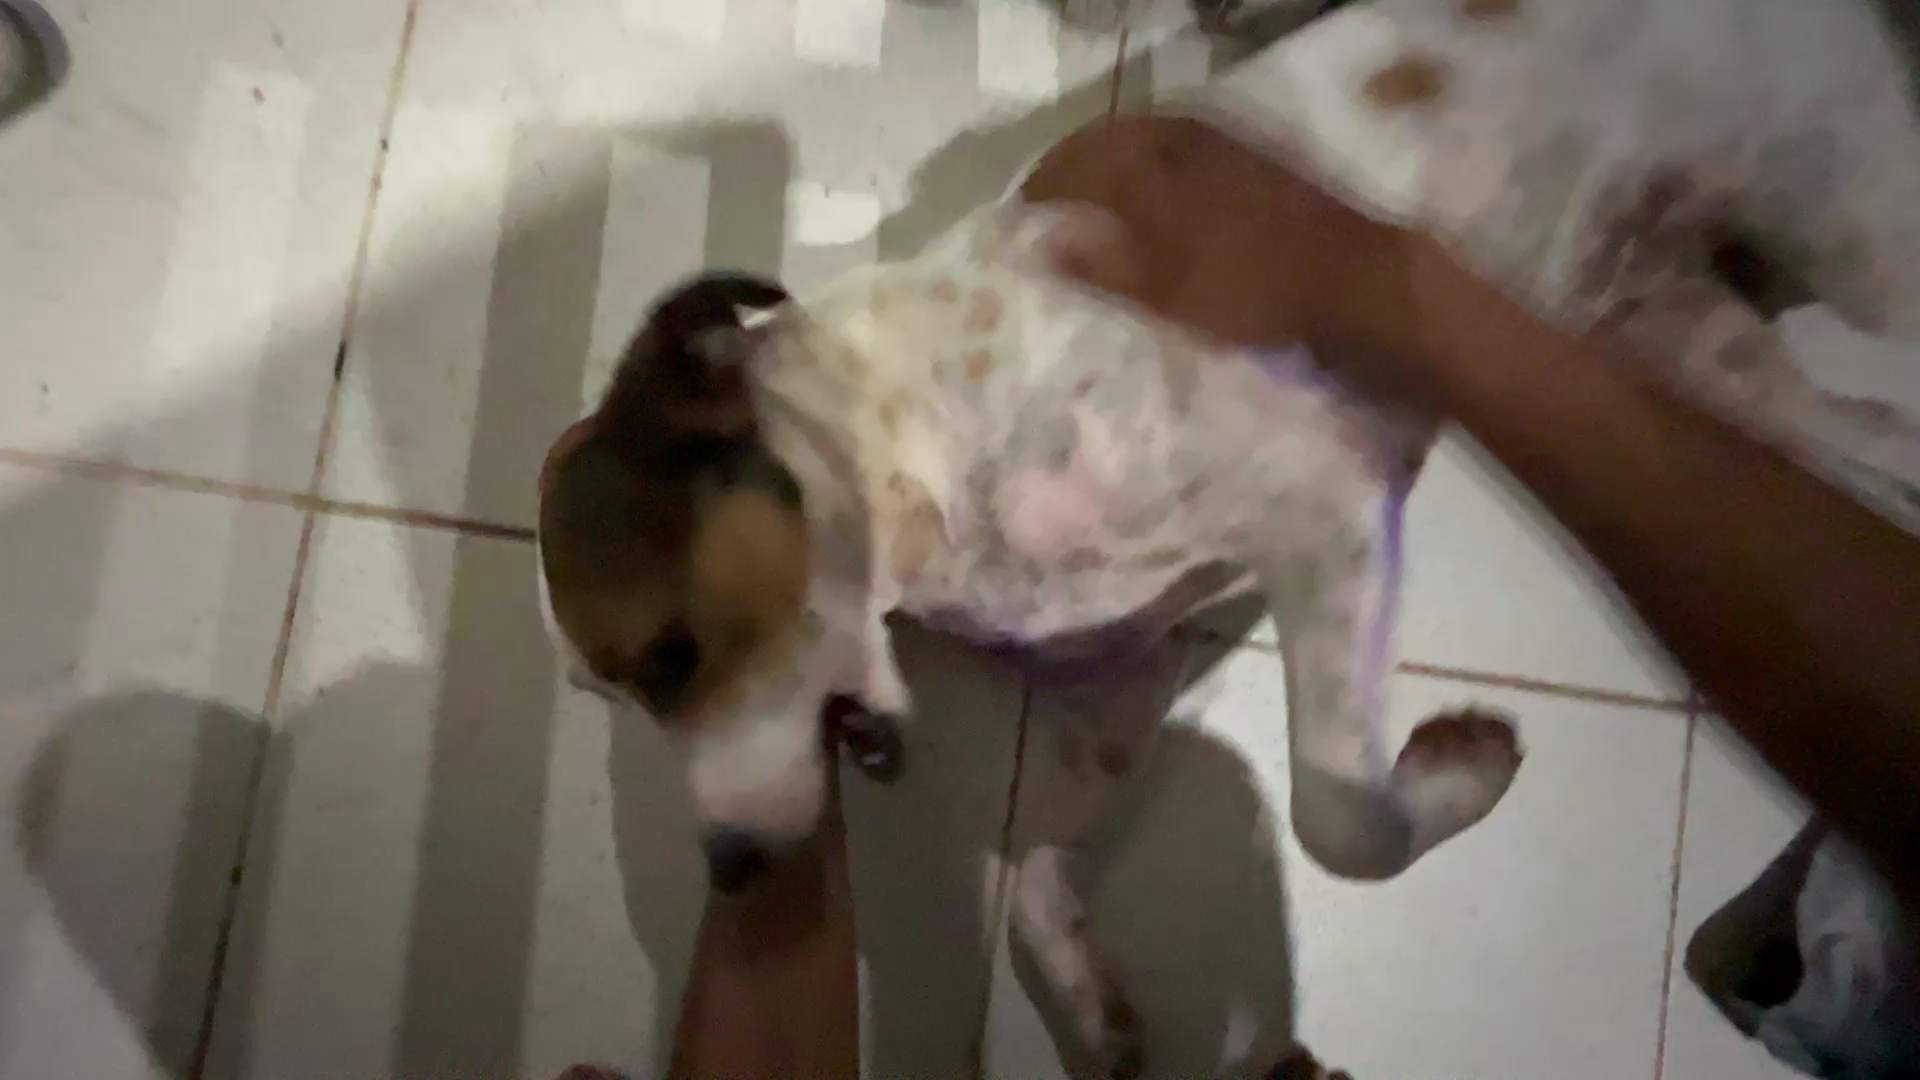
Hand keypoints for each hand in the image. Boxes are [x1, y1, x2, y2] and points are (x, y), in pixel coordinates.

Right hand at [1018, 110, 1428, 381]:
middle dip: (1065, 160)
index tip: (1016, 212)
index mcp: (1149, 178)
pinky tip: (1140, 168)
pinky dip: (1139, 144)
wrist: (1345, 273)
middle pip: (1102, 137)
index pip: (1075, 170)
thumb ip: (1101, 269)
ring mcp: (1212, 136)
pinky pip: (1170, 129)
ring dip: (1101, 147)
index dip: (1040, 190)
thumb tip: (1043, 248)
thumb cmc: (1247, 294)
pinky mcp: (1240, 143)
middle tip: (1041, 191)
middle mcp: (1176, 142)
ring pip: (1137, 127)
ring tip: (1082, 177)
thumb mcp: (1165, 297)